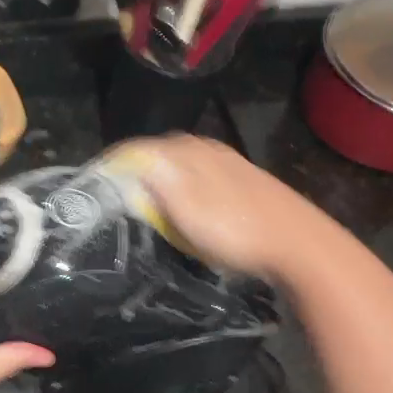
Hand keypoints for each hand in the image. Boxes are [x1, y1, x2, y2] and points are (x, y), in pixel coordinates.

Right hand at [122, 134, 320, 279]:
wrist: (296, 244)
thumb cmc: (235, 231)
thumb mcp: (187, 210)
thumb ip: (157, 184)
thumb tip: (129, 166)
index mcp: (189, 153)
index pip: (139, 148)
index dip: (115, 163)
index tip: (96, 181)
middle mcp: (208, 150)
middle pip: (162, 152)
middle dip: (138, 167)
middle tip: (117, 190)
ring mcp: (229, 163)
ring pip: (184, 163)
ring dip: (163, 175)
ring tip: (147, 196)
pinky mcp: (244, 181)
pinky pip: (202, 175)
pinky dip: (185, 185)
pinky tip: (188, 202)